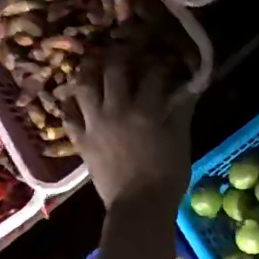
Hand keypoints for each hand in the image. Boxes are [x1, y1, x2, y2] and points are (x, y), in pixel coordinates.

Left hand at [62, 58, 193, 209]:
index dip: (161, 64)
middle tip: (127, 52)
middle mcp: (117, 109)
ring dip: (89, 71)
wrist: (139, 206)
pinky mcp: (81, 140)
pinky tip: (76, 98)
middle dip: (122, 56)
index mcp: (146, 110)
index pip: (154, 75)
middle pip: (114, 70)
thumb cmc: (167, 177)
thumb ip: (182, 112)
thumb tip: (189, 89)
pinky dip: (71, 103)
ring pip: (84, 86)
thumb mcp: (181, 142)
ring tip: (95, 65)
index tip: (166, 60)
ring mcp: (94, 124)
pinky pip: (68, 115)